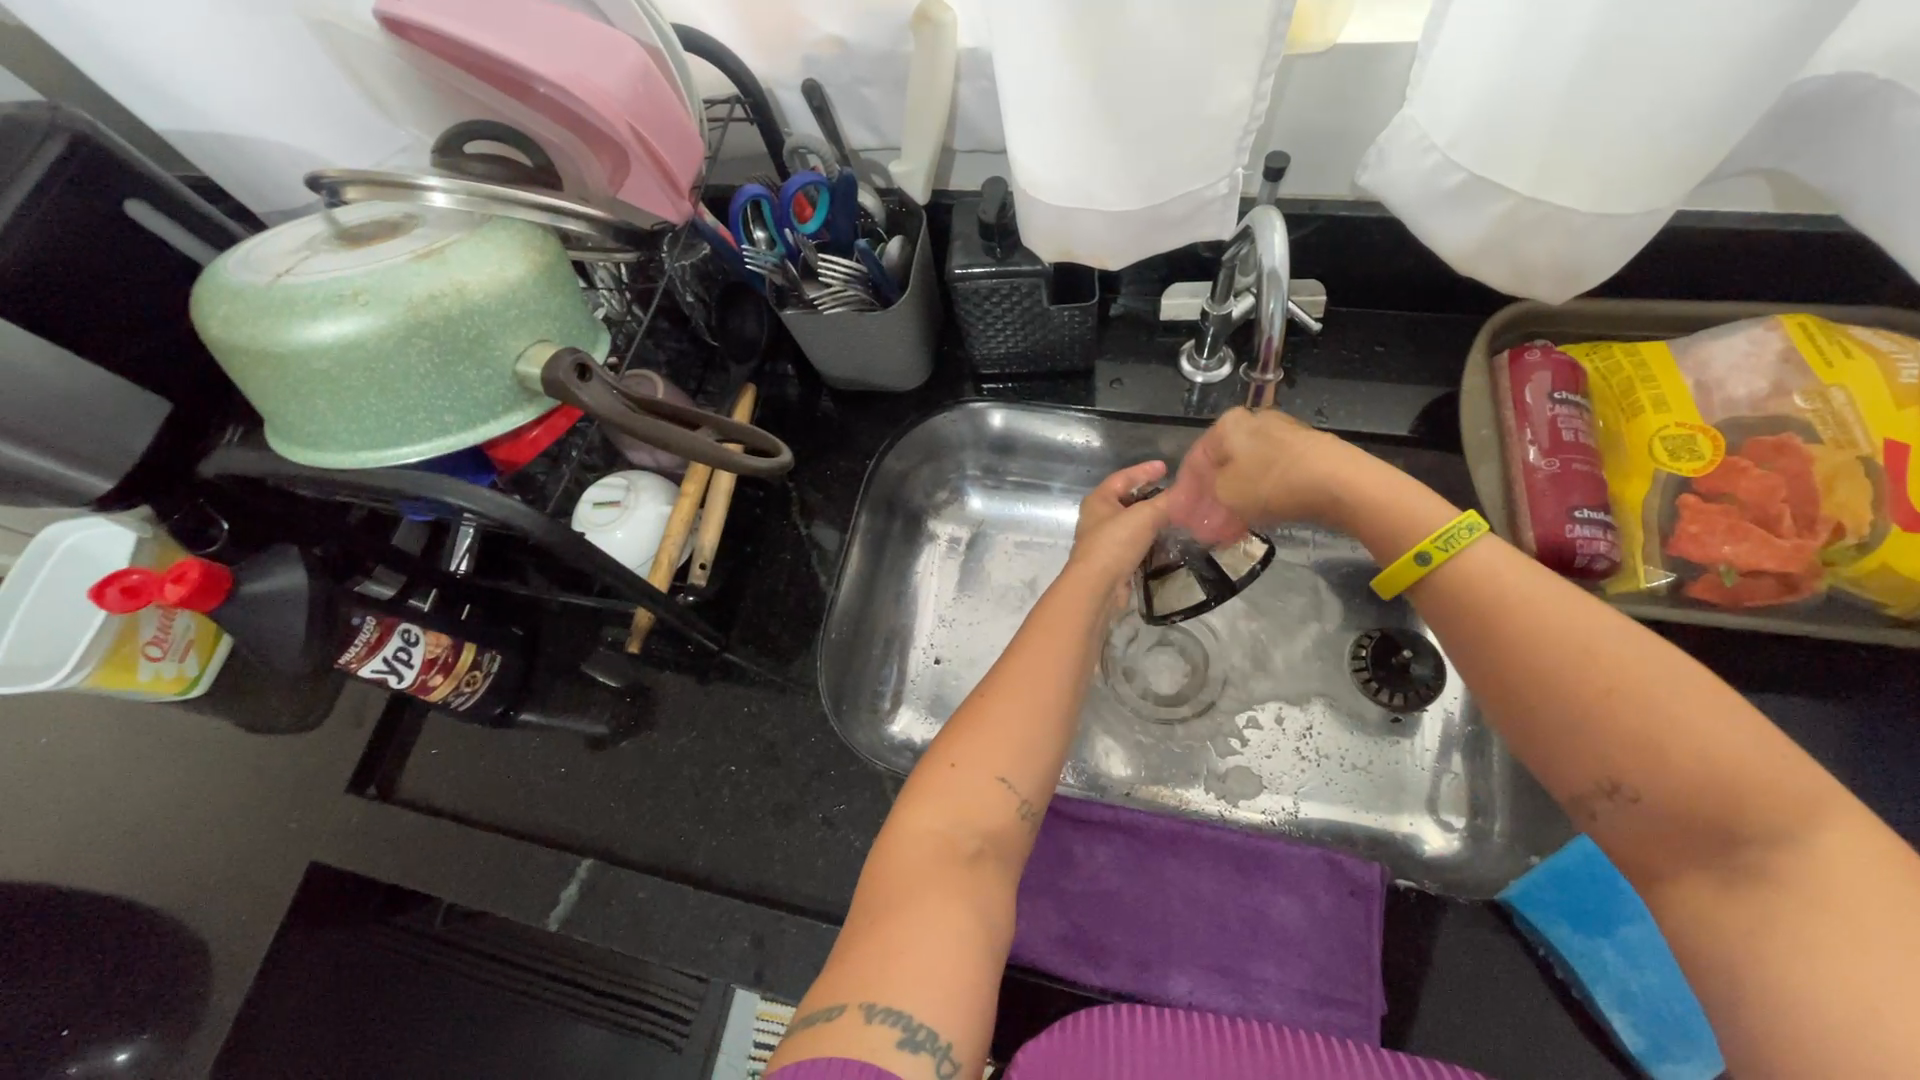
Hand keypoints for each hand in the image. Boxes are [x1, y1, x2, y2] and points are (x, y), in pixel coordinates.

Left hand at [1066, 461, 1172, 601]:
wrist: (1097, 587)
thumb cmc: (1114, 543)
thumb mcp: (1144, 516)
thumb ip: (1166, 502)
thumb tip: (1186, 493)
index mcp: (1098, 500)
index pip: (1123, 477)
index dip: (1144, 470)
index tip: (1165, 467)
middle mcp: (1098, 518)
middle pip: (1127, 500)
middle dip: (1150, 496)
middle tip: (1174, 492)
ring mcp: (1105, 541)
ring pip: (1133, 524)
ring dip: (1153, 520)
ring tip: (1177, 515)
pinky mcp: (1114, 561)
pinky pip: (1136, 545)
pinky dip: (1151, 540)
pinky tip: (1168, 540)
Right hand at [1161, 408, 1367, 545]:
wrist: (1339, 482)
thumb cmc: (1270, 483)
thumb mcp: (1224, 494)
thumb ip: (1205, 500)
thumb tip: (1199, 512)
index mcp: (1227, 425)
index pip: (1194, 461)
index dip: (1184, 493)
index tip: (1180, 518)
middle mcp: (1253, 423)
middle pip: (1222, 467)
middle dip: (1210, 500)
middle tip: (1202, 527)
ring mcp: (1282, 437)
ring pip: (1246, 475)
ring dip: (1232, 504)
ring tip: (1226, 531)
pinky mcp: (1304, 454)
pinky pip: (1269, 478)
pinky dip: (1257, 499)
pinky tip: (1252, 521)